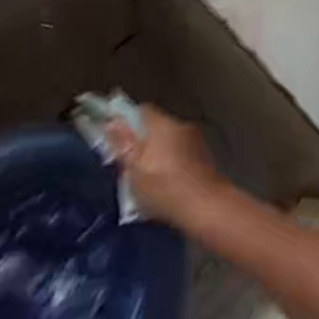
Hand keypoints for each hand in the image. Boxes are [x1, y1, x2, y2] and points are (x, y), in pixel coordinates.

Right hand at [104, 104, 226, 227]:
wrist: (205, 207)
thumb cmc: (163, 188)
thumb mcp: (133, 169)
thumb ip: (122, 143)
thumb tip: (112, 122)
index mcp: (162, 124)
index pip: (141, 111)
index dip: (127, 122)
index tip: (117, 139)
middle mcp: (181, 125)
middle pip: (156, 126)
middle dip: (143, 141)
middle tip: (130, 164)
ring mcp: (196, 140)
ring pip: (170, 140)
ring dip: (159, 153)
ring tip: (148, 178)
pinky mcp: (206, 156)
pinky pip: (183, 153)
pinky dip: (174, 163)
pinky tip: (167, 183)